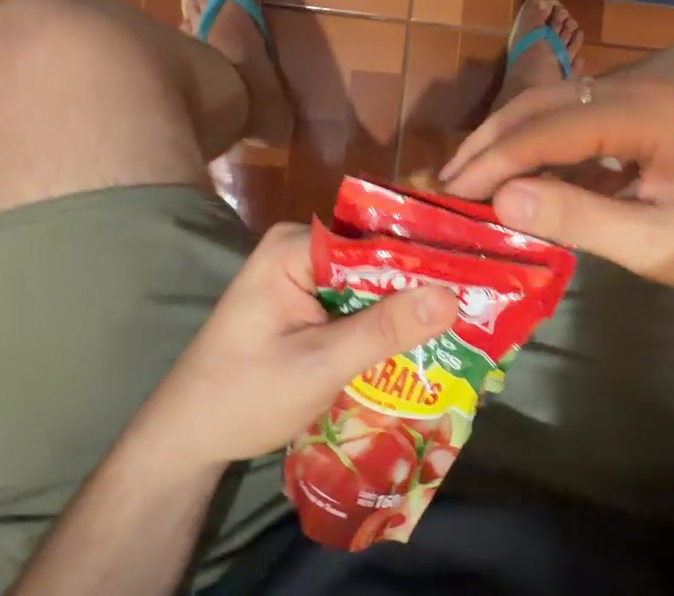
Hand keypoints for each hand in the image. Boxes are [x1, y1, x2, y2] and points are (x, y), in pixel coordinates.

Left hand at [142, 222, 458, 464]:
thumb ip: (384, 329)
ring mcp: (304, 274)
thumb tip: (452, 295)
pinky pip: (360, 300)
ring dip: (410, 303)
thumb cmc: (243, 397)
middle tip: (487, 298)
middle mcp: (302, 247)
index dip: (428, 252)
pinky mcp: (309, 301)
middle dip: (425, 280)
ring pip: (373, 280)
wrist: (187, 437)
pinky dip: (388, 319)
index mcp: (296, 246)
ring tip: (473, 316)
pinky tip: (429, 336)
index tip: (482, 270)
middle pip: (378, 255)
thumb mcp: (319, 365)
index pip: (377, 236)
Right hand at [439, 76, 673, 297]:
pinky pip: (580, 115)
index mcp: (644, 115)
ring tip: (472, 174)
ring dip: (513, 136)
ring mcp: (645, 98)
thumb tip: (502, 198)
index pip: (546, 127)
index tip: (451, 192)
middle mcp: (639, 92)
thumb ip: (579, 218)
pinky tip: (524, 171)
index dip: (493, 159)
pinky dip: (542, 140)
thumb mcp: (654, 244)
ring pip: (559, 103)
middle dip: (492, 140)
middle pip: (545, 102)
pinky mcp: (647, 114)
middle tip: (447, 181)